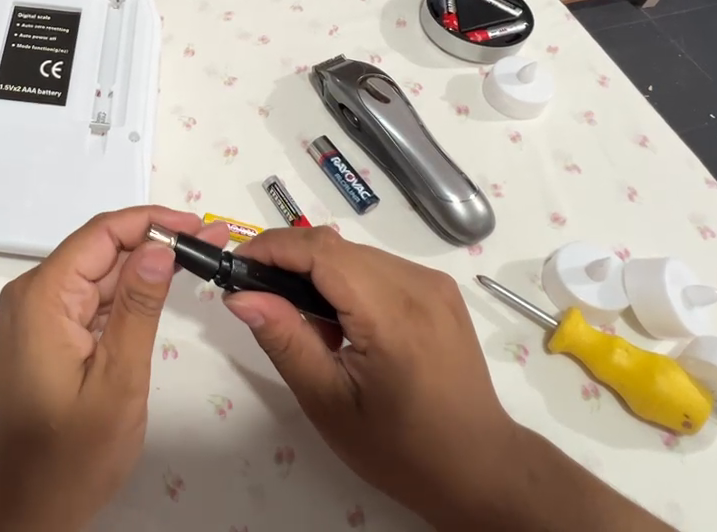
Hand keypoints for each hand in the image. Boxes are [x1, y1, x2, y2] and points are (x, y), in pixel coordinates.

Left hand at [0, 207, 231, 531]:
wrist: (26, 509)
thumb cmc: (72, 454)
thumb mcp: (117, 380)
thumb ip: (138, 308)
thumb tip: (160, 247)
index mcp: (44, 295)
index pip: (102, 234)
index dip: (153, 222)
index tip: (201, 226)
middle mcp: (35, 293)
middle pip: (100, 249)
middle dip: (156, 240)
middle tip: (212, 241)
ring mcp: (39, 313)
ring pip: (98, 272)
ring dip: (145, 265)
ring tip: (199, 257)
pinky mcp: (48, 332)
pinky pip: (91, 298)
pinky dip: (127, 293)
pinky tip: (161, 289)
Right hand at [224, 228, 668, 531]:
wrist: (481, 470)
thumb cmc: (401, 448)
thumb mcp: (329, 404)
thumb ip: (284, 340)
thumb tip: (240, 295)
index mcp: (392, 313)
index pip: (320, 251)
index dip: (271, 247)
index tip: (235, 264)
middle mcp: (417, 283)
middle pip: (334, 247)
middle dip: (287, 260)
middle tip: (256, 294)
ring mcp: (432, 282)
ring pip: (353, 253)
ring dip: (315, 270)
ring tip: (301, 318)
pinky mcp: (438, 288)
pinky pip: (375, 265)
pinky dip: (344, 279)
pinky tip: (339, 319)